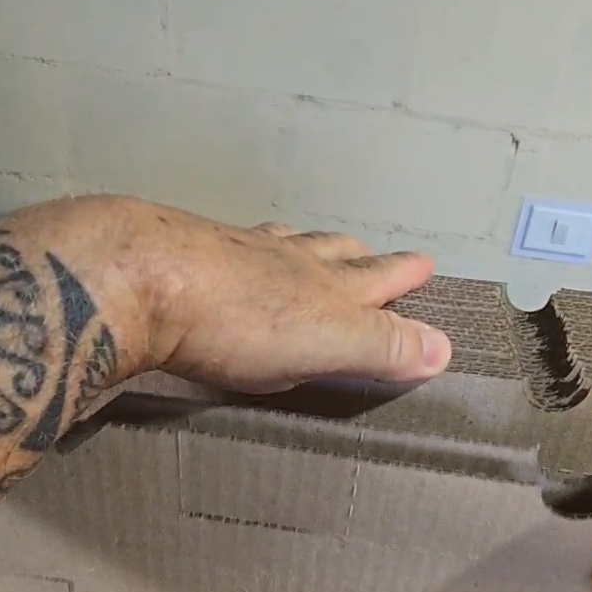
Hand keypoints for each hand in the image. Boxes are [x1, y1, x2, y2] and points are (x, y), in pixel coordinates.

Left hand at [7, 196, 449, 392]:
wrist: (144, 280)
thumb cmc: (241, 324)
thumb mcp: (326, 344)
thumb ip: (383, 347)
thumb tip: (446, 348)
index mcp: (324, 286)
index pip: (377, 279)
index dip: (402, 277)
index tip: (425, 266)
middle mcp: (287, 261)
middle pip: (334, 252)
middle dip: (362, 255)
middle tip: (376, 251)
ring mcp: (237, 253)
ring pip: (286, 243)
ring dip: (309, 245)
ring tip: (317, 245)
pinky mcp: (190, 258)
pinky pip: (235, 249)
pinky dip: (252, 250)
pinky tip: (237, 254)